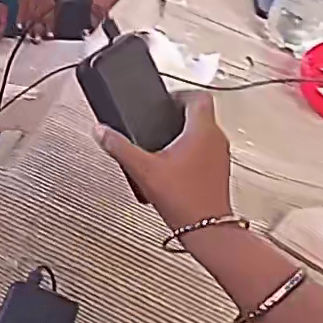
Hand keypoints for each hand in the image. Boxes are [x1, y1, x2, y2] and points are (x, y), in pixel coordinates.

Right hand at [93, 92, 232, 229]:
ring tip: (162, 144)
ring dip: (184, 134)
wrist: (206, 228)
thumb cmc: (184, 199)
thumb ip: (119, 147)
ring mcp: (220, 155)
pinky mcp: (218, 170)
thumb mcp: (142, 169)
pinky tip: (171, 166)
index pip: (198, 96)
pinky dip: (189, 152)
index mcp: (201, 130)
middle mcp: (216, 139)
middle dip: (177, 115)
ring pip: (204, 133)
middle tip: (160, 120)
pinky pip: (205, 151)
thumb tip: (102, 132)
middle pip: (200, 114)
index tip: (165, 100)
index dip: (179, 94)